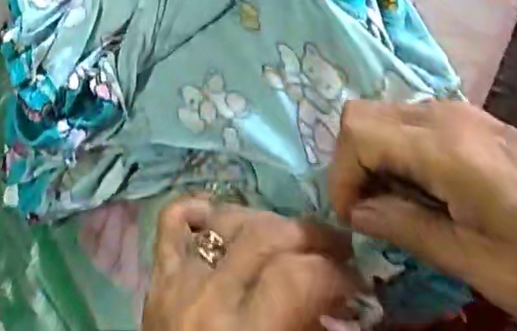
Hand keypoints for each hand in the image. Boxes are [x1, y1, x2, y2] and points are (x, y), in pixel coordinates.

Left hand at [143, 199, 356, 330]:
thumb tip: (350, 308)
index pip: (295, 277)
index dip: (335, 273)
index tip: (359, 282)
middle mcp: (207, 299)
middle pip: (263, 237)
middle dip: (310, 236)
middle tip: (339, 251)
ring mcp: (176, 281)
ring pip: (224, 220)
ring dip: (266, 220)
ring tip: (293, 239)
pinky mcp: (156, 277)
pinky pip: (171, 221)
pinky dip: (199, 209)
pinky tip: (224, 218)